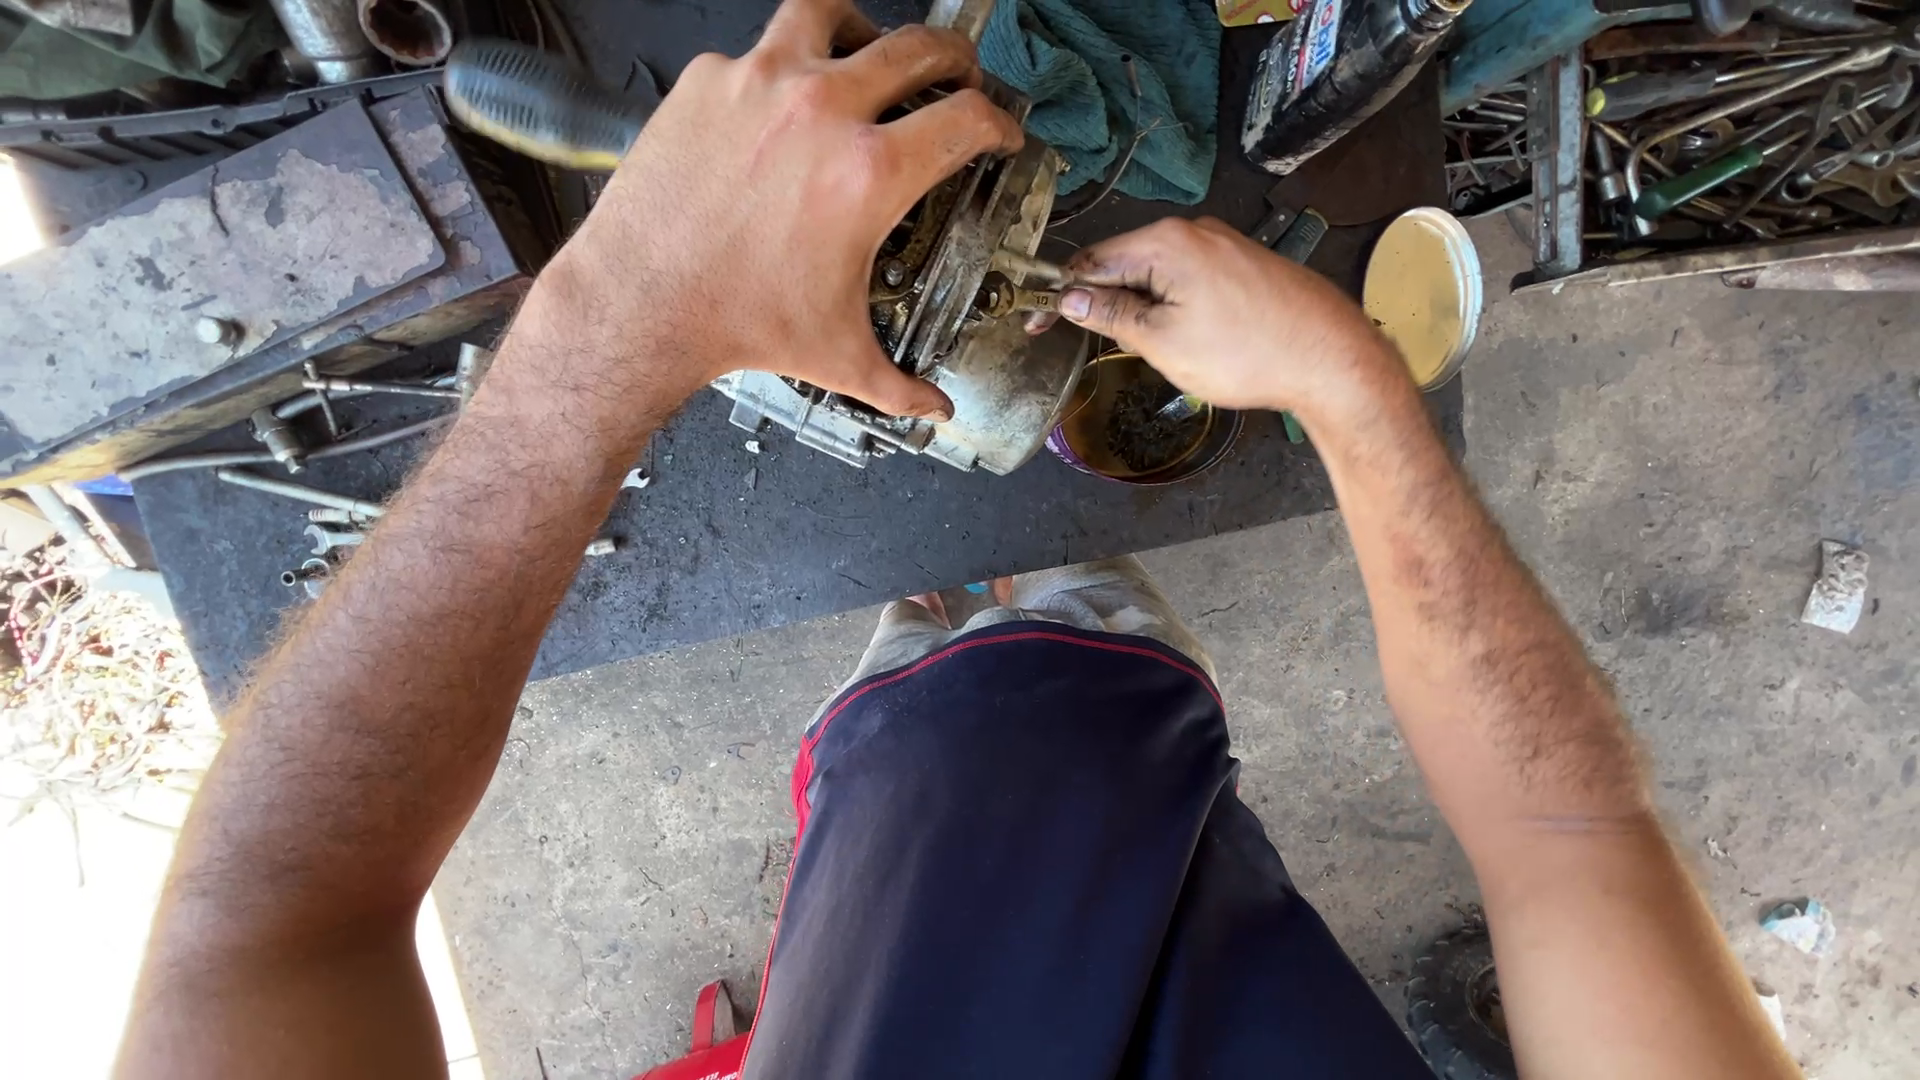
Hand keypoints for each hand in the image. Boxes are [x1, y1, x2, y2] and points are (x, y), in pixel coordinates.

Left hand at [534, 0, 1022, 419]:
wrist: (645, 303)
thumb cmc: (740, 324)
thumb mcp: (841, 358)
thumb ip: (902, 388)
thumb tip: (935, 410)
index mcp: (870, 175)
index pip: (965, 119)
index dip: (998, 123)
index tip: (999, 131)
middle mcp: (822, 111)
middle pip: (919, 48)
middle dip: (956, 62)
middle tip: (959, 79)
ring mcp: (761, 83)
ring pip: (835, 16)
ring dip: (868, 30)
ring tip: (871, 54)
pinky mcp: (709, 81)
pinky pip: (762, 49)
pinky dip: (787, 66)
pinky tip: (787, 101)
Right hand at [1037, 217, 1410, 422]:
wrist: (1329, 358)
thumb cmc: (1242, 354)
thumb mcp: (1162, 341)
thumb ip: (1112, 315)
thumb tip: (1071, 299)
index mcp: (1166, 242)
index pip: (1091, 261)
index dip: (1059, 294)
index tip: (1035, 323)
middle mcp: (1192, 230)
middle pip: (1123, 261)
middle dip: (1097, 298)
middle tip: (1079, 338)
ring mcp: (1221, 243)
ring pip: (1155, 272)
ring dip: (1133, 303)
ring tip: (1128, 341)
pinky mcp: (1241, 263)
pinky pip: (1185, 276)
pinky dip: (1165, 301)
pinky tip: (1170, 330)